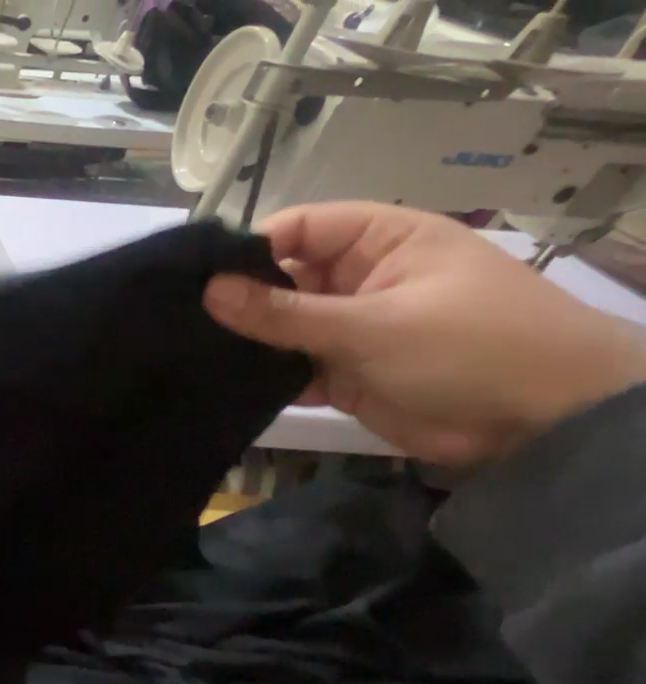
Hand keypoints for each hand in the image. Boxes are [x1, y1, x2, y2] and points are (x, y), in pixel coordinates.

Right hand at [202, 202, 645, 465]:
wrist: (538, 423)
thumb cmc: (469, 348)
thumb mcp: (371, 324)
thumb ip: (284, 313)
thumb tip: (208, 291)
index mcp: (382, 242)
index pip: (300, 228)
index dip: (250, 249)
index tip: (195, 281)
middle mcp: (360, 279)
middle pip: (282, 278)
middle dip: (236, 300)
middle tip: (175, 322)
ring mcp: (349, 328)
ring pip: (279, 327)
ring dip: (242, 341)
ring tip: (184, 353)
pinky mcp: (340, 374)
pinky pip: (287, 367)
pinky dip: (258, 376)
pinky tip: (214, 384)